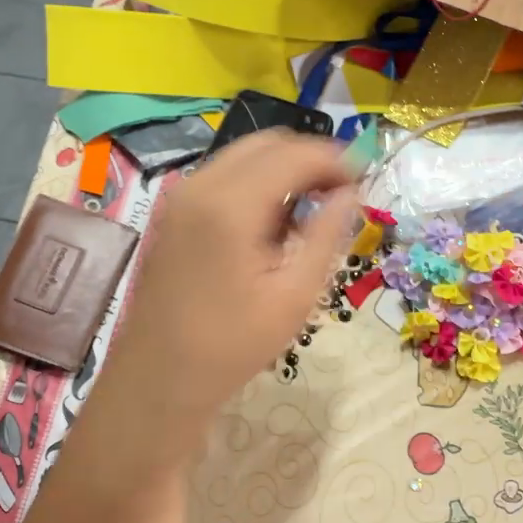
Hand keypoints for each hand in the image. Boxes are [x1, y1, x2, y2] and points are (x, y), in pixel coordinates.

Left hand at [102, 131, 357, 425]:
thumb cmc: (231, 346)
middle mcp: (199, 186)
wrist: (158, 379)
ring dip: (280, 171)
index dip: (335, 160)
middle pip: (265, 144)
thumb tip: (351, 193)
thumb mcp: (294, 296)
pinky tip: (269, 227)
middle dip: (307, 159)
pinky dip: (253, 186)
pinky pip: (221, 180)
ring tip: (308, 214)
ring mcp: (179, 199)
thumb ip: (326, 235)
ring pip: (241, 158)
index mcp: (230, 204)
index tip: (364, 181)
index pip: (293, 154)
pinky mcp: (171, 216)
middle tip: (339, 195)